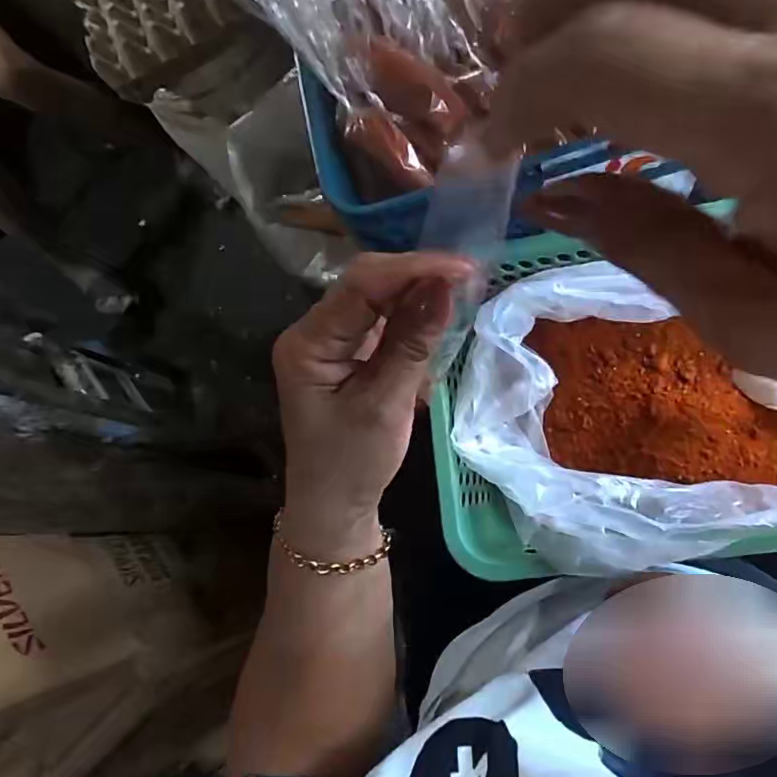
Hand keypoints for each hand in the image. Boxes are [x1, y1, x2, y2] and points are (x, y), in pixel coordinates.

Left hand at [274, 252, 473, 551]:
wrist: (333, 508)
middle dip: (417, 275)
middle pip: (365, 285)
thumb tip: (445, 287)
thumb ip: (413, 343)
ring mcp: (329, 342)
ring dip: (417, 293)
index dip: (412, 269)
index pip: (359, 286)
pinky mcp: (346, 354)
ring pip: (376, 299)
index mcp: (307, 343)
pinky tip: (439, 315)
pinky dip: (411, 318)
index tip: (462, 268)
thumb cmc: (352, 465)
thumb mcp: (385, 405)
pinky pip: (380, 322)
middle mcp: (312, 332)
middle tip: (469, 274)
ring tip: (461, 288)